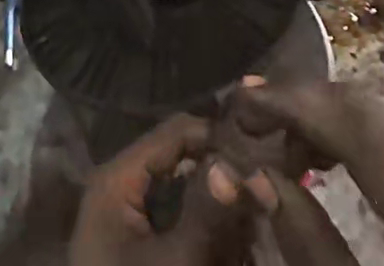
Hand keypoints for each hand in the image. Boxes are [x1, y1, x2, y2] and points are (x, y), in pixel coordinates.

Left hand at [68, 114, 259, 265]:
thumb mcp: (173, 264)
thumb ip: (207, 213)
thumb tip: (242, 165)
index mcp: (118, 177)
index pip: (176, 130)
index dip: (218, 135)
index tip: (262, 152)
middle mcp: (122, 183)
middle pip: (181, 156)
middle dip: (221, 170)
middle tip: (265, 184)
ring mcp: (129, 212)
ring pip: (185, 186)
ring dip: (218, 198)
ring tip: (255, 209)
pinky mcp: (140, 240)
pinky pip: (179, 214)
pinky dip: (206, 222)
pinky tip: (235, 238)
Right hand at [229, 81, 383, 265]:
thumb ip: (314, 250)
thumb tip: (258, 178)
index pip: (361, 127)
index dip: (296, 102)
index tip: (242, 99)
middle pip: (374, 114)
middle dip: (305, 103)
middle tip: (249, 113)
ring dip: (327, 119)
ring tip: (278, 141)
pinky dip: (357, 139)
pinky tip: (325, 157)